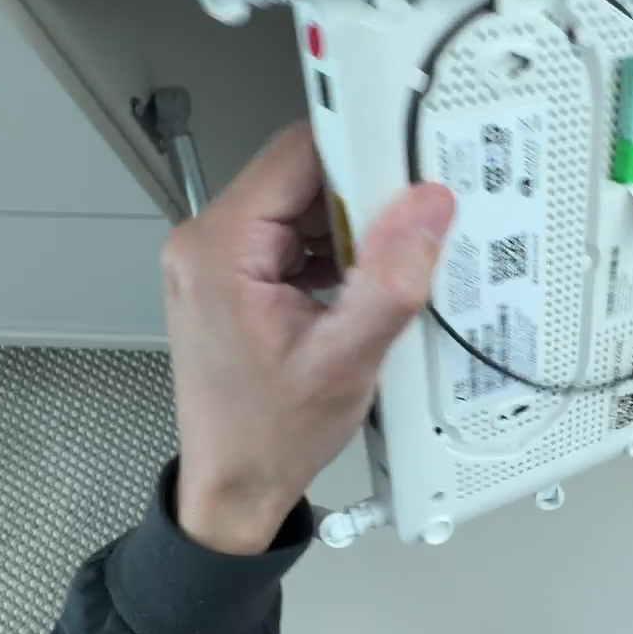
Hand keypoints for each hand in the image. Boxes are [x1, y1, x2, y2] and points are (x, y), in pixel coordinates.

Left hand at [163, 123, 454, 554]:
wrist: (236, 482)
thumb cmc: (267, 435)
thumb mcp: (343, 364)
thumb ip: (390, 285)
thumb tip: (424, 215)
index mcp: (219, 250)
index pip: (298, 152)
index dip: (361, 151)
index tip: (405, 166)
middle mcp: (209, 245)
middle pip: (302, 175)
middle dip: (362, 198)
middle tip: (404, 237)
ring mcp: (221, 261)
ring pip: (301, 206)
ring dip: (350, 229)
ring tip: (376, 276)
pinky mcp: (238, 278)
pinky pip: (294, 238)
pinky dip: (334, 253)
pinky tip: (356, 288)